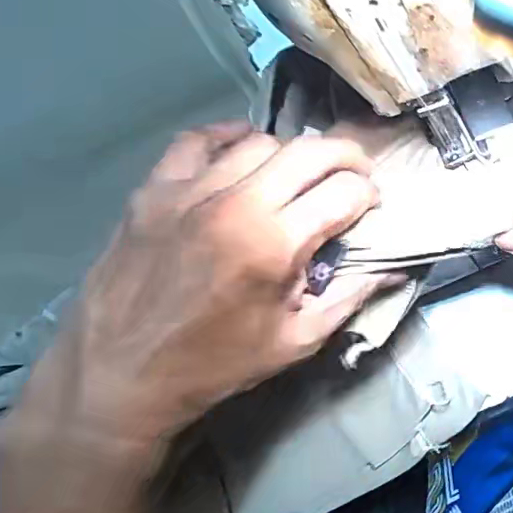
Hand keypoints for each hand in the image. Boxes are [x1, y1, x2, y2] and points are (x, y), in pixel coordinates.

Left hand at [19, 124, 392, 468]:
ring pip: (258, 142)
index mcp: (274, 245)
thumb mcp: (297, 341)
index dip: (369, 195)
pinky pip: (196, 141)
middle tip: (357, 173)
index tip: (372, 206)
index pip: (343, 193)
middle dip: (346, 156)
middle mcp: (235, 204)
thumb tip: (393, 270)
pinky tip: (243, 148)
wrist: (119, 375)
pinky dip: (228, 137)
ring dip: (292, 154)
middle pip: (308, 152)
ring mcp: (189, 191)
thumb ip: (350, 297)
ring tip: (300, 175)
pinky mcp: (153, 190)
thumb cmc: (217, 364)